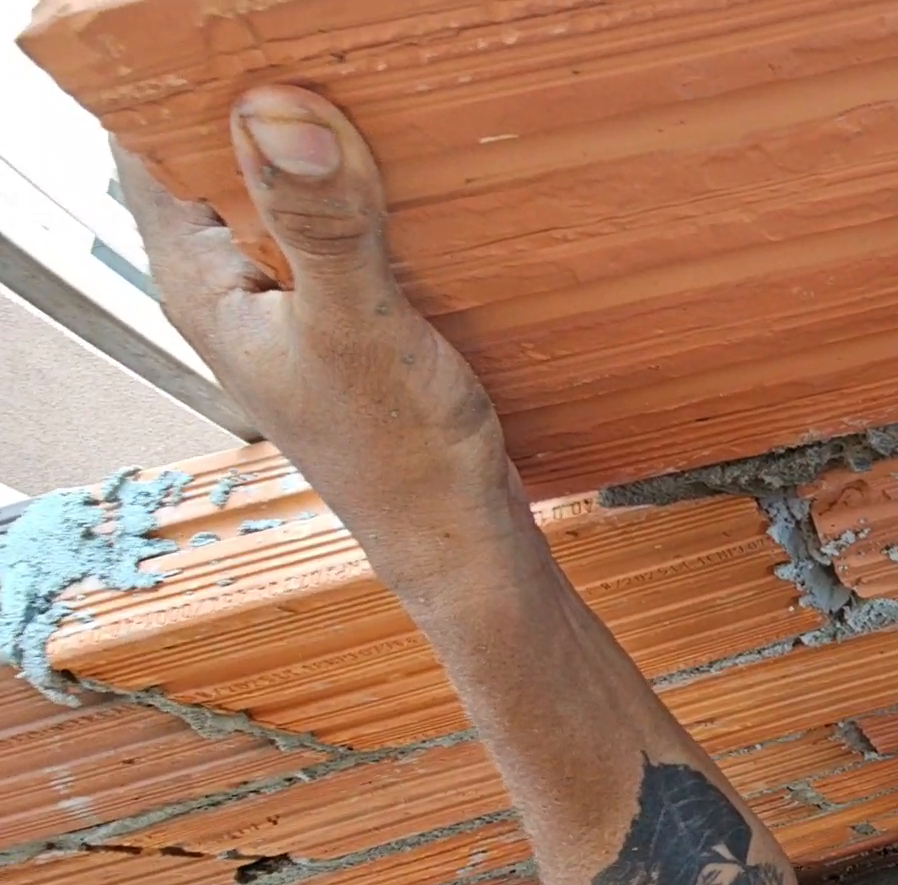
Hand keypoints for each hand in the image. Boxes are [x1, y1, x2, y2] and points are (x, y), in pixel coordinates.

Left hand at [117, 85, 530, 587]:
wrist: (460, 533)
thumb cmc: (401, 452)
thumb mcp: (360, 333)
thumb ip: (322, 227)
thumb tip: (278, 108)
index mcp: (206, 281)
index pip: (148, 138)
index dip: (180, 72)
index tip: (250, 27)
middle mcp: (244, 291)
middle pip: (226, 165)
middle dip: (269, 108)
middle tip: (340, 63)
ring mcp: (306, 315)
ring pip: (296, 209)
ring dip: (333, 165)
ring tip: (387, 122)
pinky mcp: (364, 335)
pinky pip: (352, 250)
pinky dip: (380, 218)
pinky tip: (429, 213)